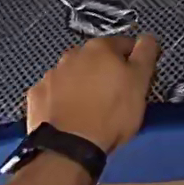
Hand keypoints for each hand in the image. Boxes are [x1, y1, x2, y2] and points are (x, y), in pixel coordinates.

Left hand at [23, 35, 161, 152]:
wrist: (69, 147)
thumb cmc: (113, 112)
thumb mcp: (141, 81)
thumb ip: (146, 53)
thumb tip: (147, 37)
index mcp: (100, 48)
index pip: (126, 45)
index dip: (135, 61)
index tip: (138, 79)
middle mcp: (72, 55)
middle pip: (97, 59)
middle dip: (106, 71)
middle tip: (116, 95)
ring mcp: (51, 75)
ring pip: (74, 74)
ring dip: (83, 83)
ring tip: (92, 108)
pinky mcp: (36, 96)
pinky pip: (55, 92)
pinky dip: (63, 98)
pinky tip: (70, 114)